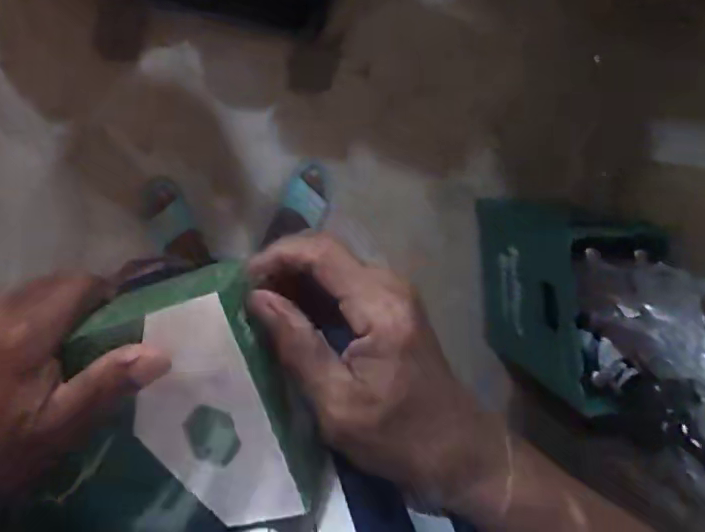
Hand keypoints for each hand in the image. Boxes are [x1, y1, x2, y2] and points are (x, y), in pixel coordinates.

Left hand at [0, 274, 172, 531]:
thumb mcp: (60, 427)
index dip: (105, 290)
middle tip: (100, 327)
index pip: (78, 284)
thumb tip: (160, 353)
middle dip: (83, 294)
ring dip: (57, 299)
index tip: (120, 313)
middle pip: (56, 280)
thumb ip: (108, 382)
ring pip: (32, 288)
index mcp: (27, 331)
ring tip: (71, 336)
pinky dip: (33, 308)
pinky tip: (35, 344)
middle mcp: (1, 311)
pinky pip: (11, 300)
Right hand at [247, 234, 504, 514]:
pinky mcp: (389, 301)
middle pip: (325, 250)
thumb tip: (257, 298)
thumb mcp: (338, 405)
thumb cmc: (399, 437)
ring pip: (331, 262)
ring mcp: (391, 289)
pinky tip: (290, 313)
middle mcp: (388, 283)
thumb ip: (297, 345)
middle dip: (282, 264)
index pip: (321, 252)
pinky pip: (342, 280)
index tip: (244, 279)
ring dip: (295, 276)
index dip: (278, 255)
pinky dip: (312, 290)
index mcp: (380, 304)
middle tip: (248, 293)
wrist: (460, 453)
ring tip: (262, 303)